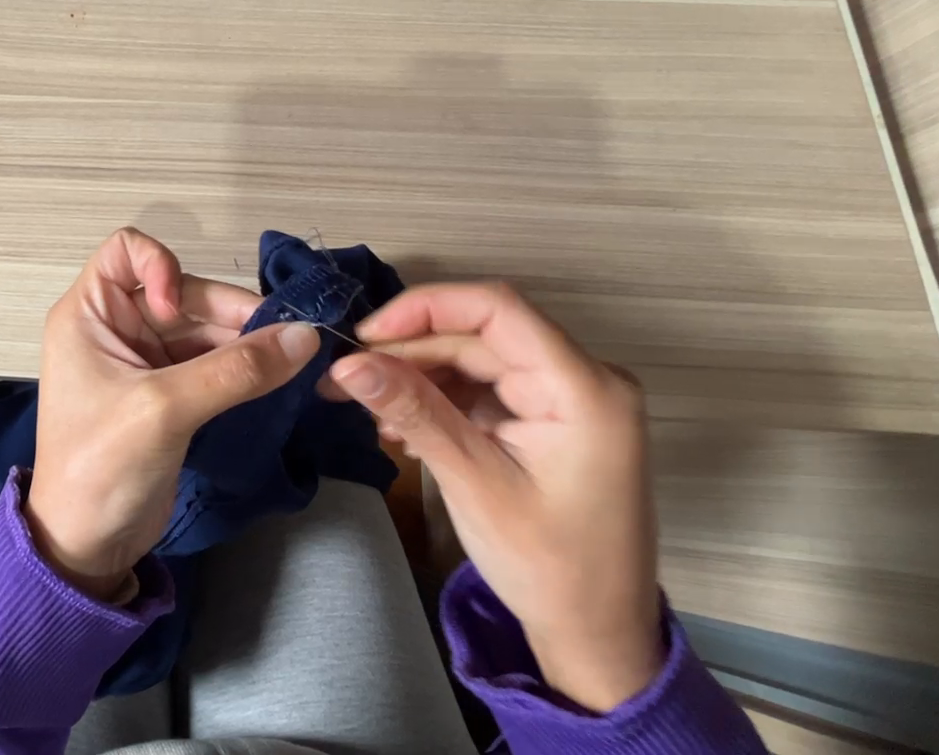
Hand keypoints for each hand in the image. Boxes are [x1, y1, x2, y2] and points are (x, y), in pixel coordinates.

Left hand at [28, 228, 321, 598]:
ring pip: (202, 327)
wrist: (85, 543)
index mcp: (88, 314)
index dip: (162, 266)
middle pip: (180, 292)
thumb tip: (305, 336)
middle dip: (227, 312)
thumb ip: (235, 371)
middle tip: (285, 339)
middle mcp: (114, 326)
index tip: (177, 311)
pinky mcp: (167, 392)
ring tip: (291, 360)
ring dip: (243, 341)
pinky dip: (241, 366)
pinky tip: (276, 378)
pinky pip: (210, 361)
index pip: (127, 251)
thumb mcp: (164, 410)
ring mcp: (143, 359)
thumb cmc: (103, 465)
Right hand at [325, 283, 661, 711]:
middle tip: (344, 376)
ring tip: (362, 404)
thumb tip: (347, 364)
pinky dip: (435, 399)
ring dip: (414, 376)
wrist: (594, 630)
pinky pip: (480, 386)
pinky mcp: (542, 416)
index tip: (364, 335)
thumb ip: (413, 411)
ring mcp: (561, 397)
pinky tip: (397, 425)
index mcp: (582, 387)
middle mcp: (579, 377)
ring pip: (472, 358)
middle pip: (478, 335)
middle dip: (406, 351)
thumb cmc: (546, 562)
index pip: (497, 309)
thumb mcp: (472, 481)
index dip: (424, 309)